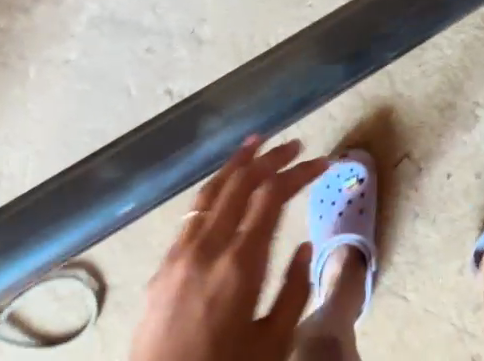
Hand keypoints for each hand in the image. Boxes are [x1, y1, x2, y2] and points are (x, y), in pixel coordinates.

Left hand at [130, 137, 326, 360]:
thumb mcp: (272, 343)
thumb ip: (293, 291)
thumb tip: (304, 246)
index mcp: (240, 263)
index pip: (272, 196)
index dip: (298, 173)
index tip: (321, 163)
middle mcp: (207, 247)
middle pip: (240, 182)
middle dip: (270, 157)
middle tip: (294, 144)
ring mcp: (179, 254)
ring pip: (211, 191)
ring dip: (236, 163)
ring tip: (256, 143)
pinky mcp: (162, 267)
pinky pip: (192, 213)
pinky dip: (214, 189)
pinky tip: (223, 188)